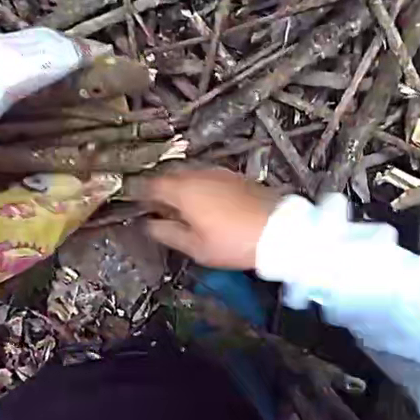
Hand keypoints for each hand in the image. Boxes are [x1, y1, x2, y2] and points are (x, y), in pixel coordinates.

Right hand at [136, 166, 283, 270]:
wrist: (280, 232)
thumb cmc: (234, 242)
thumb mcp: (196, 247)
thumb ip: (167, 233)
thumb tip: (150, 225)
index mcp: (183, 189)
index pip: (150, 185)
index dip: (141, 195)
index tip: (139, 207)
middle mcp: (199, 174)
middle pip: (170, 176)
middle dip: (161, 190)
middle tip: (158, 209)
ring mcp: (220, 173)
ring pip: (191, 175)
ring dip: (182, 188)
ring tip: (182, 211)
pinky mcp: (237, 177)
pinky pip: (209, 178)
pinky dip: (201, 188)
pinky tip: (206, 207)